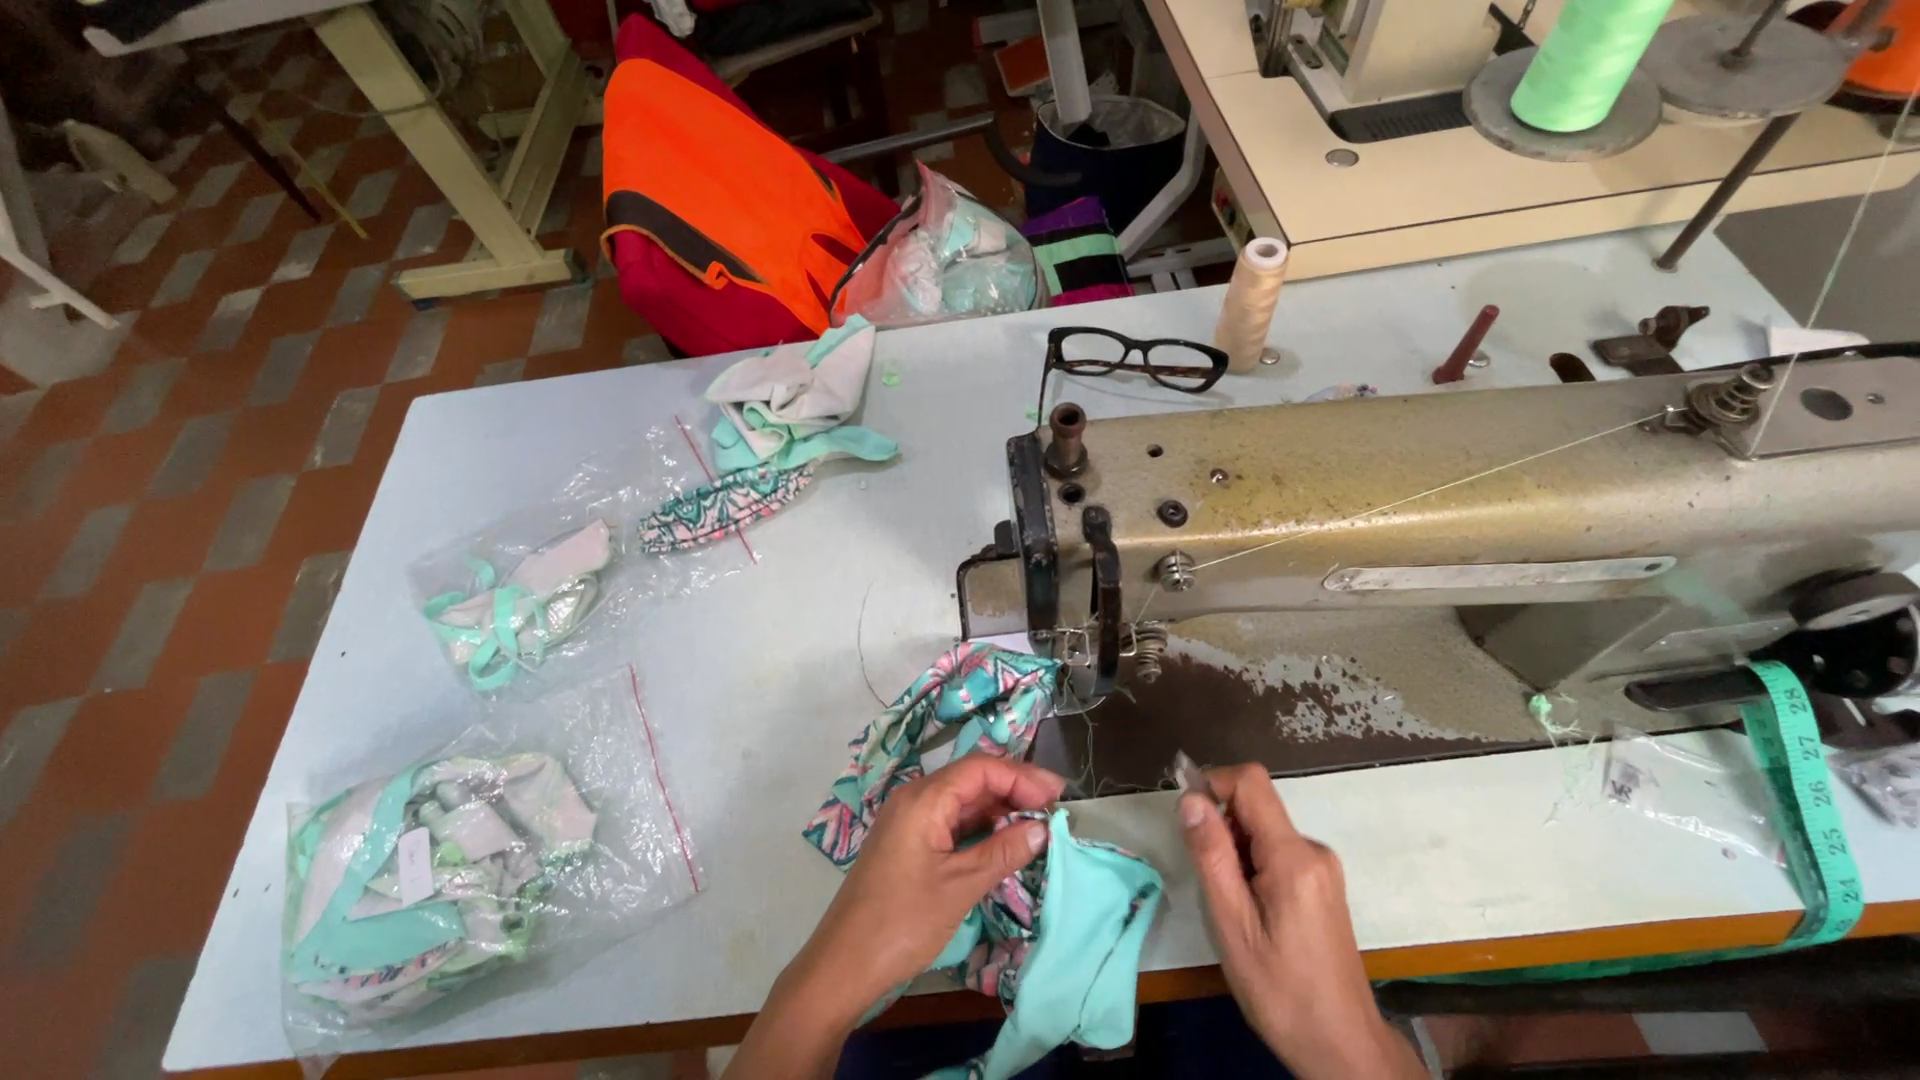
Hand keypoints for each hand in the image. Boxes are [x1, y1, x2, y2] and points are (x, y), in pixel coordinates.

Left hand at [801, 755, 1062, 1008]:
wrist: (844, 965)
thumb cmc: (901, 922)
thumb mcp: (960, 886)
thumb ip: (1003, 852)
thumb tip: (1043, 827)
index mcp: (924, 799)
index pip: (982, 768)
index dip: (1023, 776)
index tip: (1059, 795)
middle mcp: (915, 799)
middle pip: (973, 779)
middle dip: (1016, 790)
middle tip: (1055, 811)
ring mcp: (911, 822)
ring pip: (964, 802)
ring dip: (1001, 810)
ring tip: (1039, 826)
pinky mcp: (910, 844)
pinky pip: (952, 823)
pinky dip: (982, 829)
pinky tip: (1007, 843)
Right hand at [1179, 764, 1423, 1079]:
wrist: (1342, 1046)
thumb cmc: (1280, 991)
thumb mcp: (1231, 925)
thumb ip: (1211, 856)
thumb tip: (1190, 799)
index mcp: (1294, 857)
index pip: (1250, 782)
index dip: (1212, 784)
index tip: (1187, 820)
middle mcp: (1314, 851)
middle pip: (1255, 806)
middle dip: (1221, 828)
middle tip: (1209, 882)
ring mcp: (1322, 868)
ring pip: (1263, 831)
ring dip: (1235, 852)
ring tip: (1231, 907)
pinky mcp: (1322, 884)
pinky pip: (1277, 852)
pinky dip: (1252, 867)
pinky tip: (1251, 913)